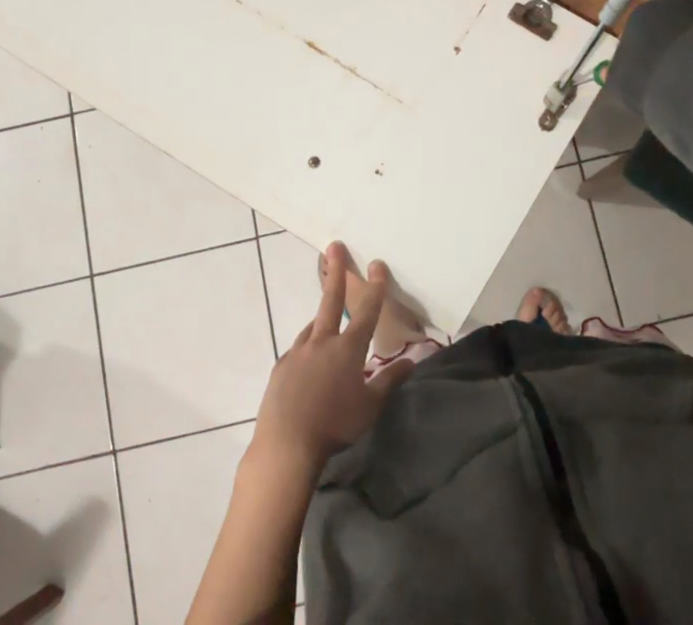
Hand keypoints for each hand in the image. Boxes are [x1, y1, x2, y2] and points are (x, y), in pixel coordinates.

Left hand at [253, 242, 415, 470]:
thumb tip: (412, 360)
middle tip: (334, 248)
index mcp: (347, 349)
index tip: (377, 264)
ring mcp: (296, 353)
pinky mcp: (280, 368)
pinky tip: (310, 366)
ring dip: (322, 320)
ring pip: (312, 328)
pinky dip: (308, 350)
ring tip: (327, 326)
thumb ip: (390, 380)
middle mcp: (320, 342)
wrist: (287, 444)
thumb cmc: (336, 424)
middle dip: (335, 272)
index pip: (367, 310)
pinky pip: (298, 351)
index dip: (375, 286)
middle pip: (330, 301)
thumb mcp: (371, 406)